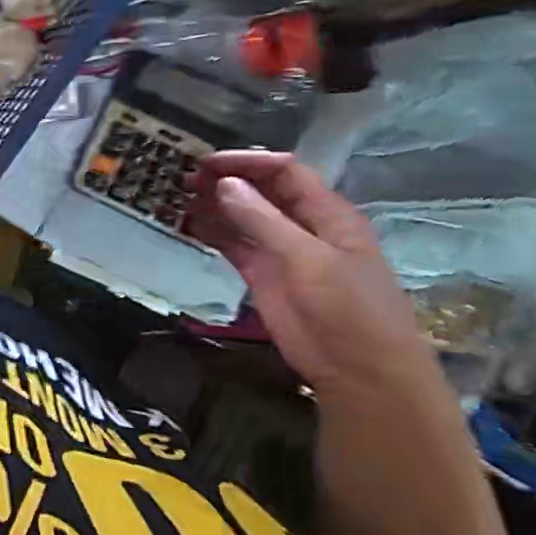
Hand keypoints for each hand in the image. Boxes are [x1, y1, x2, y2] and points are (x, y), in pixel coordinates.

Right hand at [186, 151, 438, 400]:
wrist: (359, 372)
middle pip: (260, 190)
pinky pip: (231, 244)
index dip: (247, 162)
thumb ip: (264, 221)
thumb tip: (223, 184)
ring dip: (212, 205)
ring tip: (176, 196)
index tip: (207, 163)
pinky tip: (185, 224)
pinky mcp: (261, 274)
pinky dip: (209, 232)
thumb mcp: (309, 260)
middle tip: (183, 178)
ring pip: (241, 216)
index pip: (284, 172)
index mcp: (327, 214)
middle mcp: (301, 225)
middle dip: (224, 180)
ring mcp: (280, 250)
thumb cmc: (349, 310)